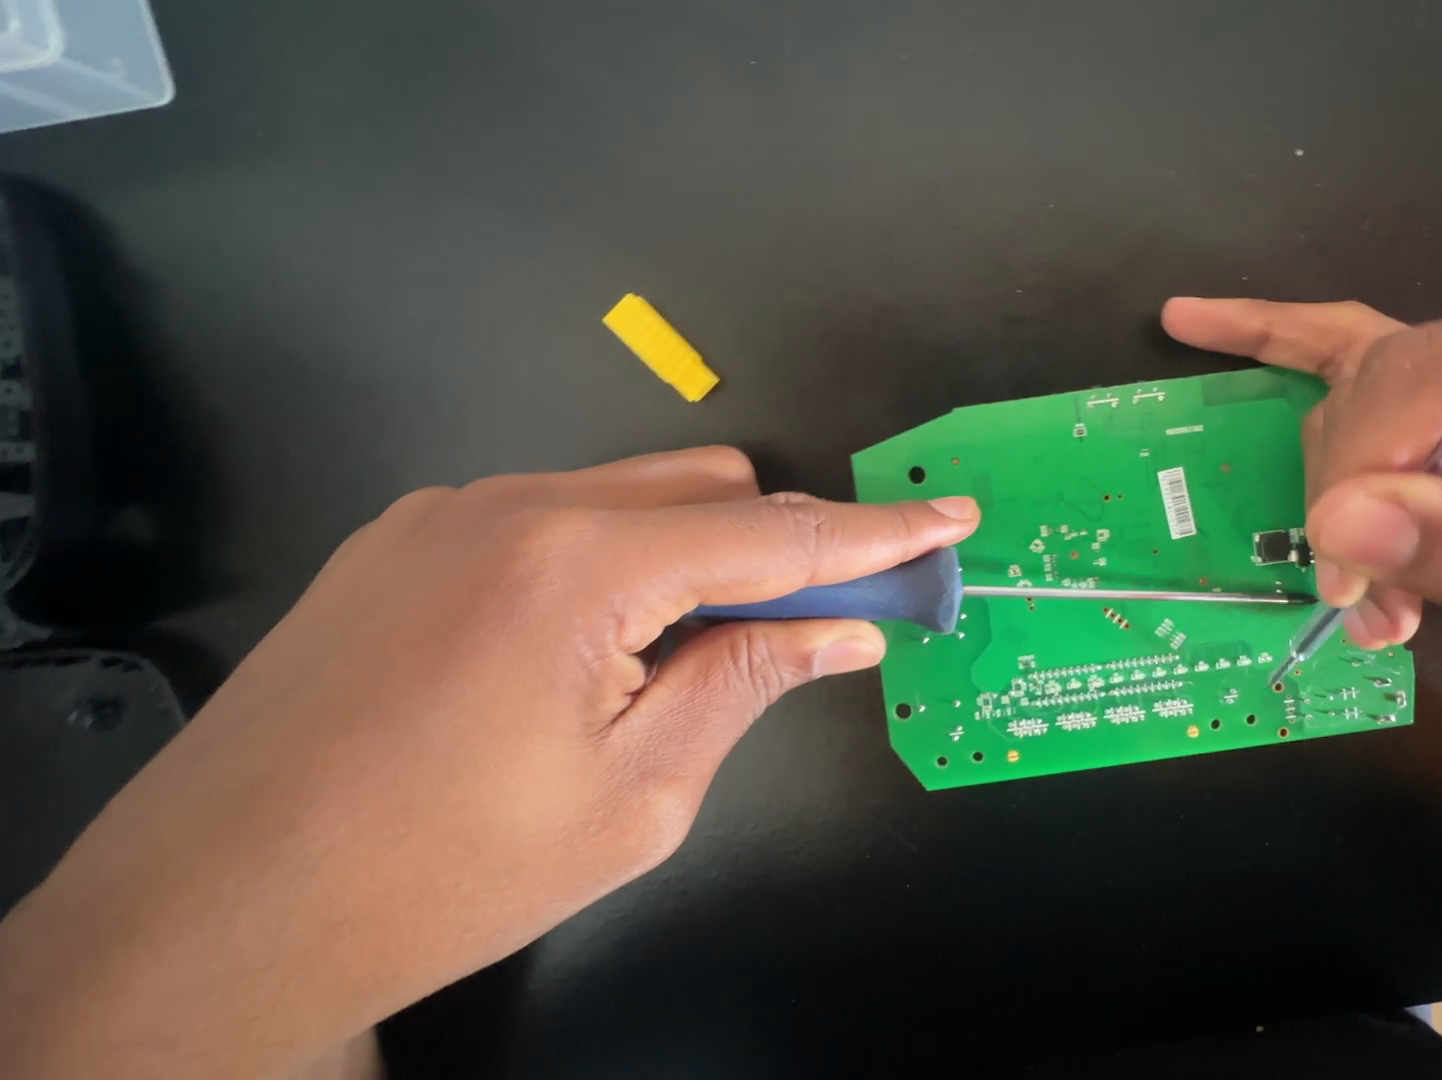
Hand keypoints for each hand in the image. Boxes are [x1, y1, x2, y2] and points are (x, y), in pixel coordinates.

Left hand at [0, 446, 979, 1078]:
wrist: (207, 921)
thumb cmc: (451, 872)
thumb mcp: (643, 793)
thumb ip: (753, 677)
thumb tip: (844, 628)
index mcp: (584, 568)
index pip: (777, 536)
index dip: (879, 531)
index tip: (952, 515)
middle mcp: (520, 503)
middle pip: (715, 488)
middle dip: (785, 546)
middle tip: (816, 620)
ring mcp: (455, 509)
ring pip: (639, 490)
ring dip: (702, 552)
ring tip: (690, 651)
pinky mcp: (409, 534)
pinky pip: (564, 512)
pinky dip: (623, 558)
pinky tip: (596, 644)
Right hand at [1164, 274, 1441, 695]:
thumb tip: (1340, 529)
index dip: (1375, 472)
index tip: (1348, 580)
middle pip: (1392, 385)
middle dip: (1357, 504)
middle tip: (1366, 607)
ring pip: (1361, 394)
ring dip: (1343, 498)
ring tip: (1371, 596)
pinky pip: (1354, 349)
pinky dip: (1275, 341)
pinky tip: (1196, 322)